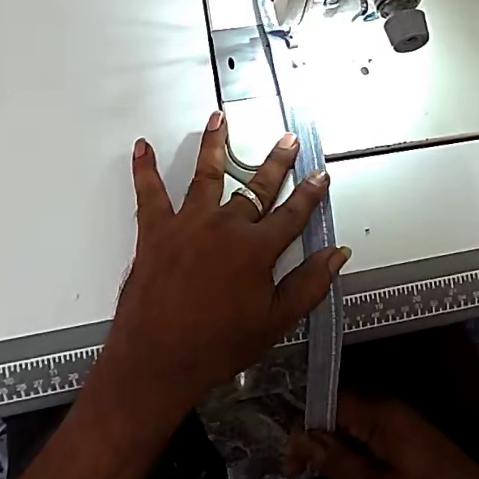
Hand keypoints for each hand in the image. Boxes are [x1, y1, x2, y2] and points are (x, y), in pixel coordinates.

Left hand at [95, 111, 348, 420]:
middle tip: (286, 140)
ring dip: (215, 144)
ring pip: (206, 174)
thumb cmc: (215, 345)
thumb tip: (336, 255)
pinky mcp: (155, 229)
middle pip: (256, 187)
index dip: (309, 194)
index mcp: (255, 249)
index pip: (292, 214)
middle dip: (275, 162)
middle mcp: (223, 227)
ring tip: (219, 119)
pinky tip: (143, 148)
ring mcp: (188, 224)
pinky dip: (144, 168)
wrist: (159, 358)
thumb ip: (309, 284)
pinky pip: (149, 192)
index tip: (319, 176)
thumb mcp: (274, 321)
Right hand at [286, 393, 478, 478]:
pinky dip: (349, 447)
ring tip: (313, 471)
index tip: (289, 461)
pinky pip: (366, 429)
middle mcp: (386, 404)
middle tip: (296, 471)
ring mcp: (397, 417)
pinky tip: (341, 468)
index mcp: (379, 411)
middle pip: (336, 408)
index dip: (303, 428)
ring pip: (350, 420)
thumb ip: (338, 463)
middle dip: (314, 436)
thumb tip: (301, 440)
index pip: (327, 402)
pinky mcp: (404, 432)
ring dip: (331, 443)